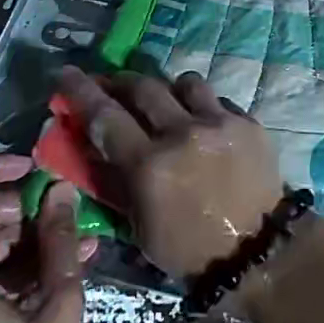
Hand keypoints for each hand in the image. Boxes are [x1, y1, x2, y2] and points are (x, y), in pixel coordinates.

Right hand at [57, 66, 283, 279]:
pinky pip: (218, 99)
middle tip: (113, 85)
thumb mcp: (138, 225)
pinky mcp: (247, 121)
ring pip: (185, 82)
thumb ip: (115, 180)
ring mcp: (219, 122)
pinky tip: (203, 123)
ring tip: (166, 102)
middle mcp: (183, 132)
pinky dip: (203, 107)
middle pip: (144, 87)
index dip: (81, 91)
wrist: (256, 249)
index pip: (105, 115)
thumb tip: (94, 146)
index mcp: (149, 164)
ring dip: (168, 90)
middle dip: (122, 82)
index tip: (67, 73)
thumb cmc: (188, 248)